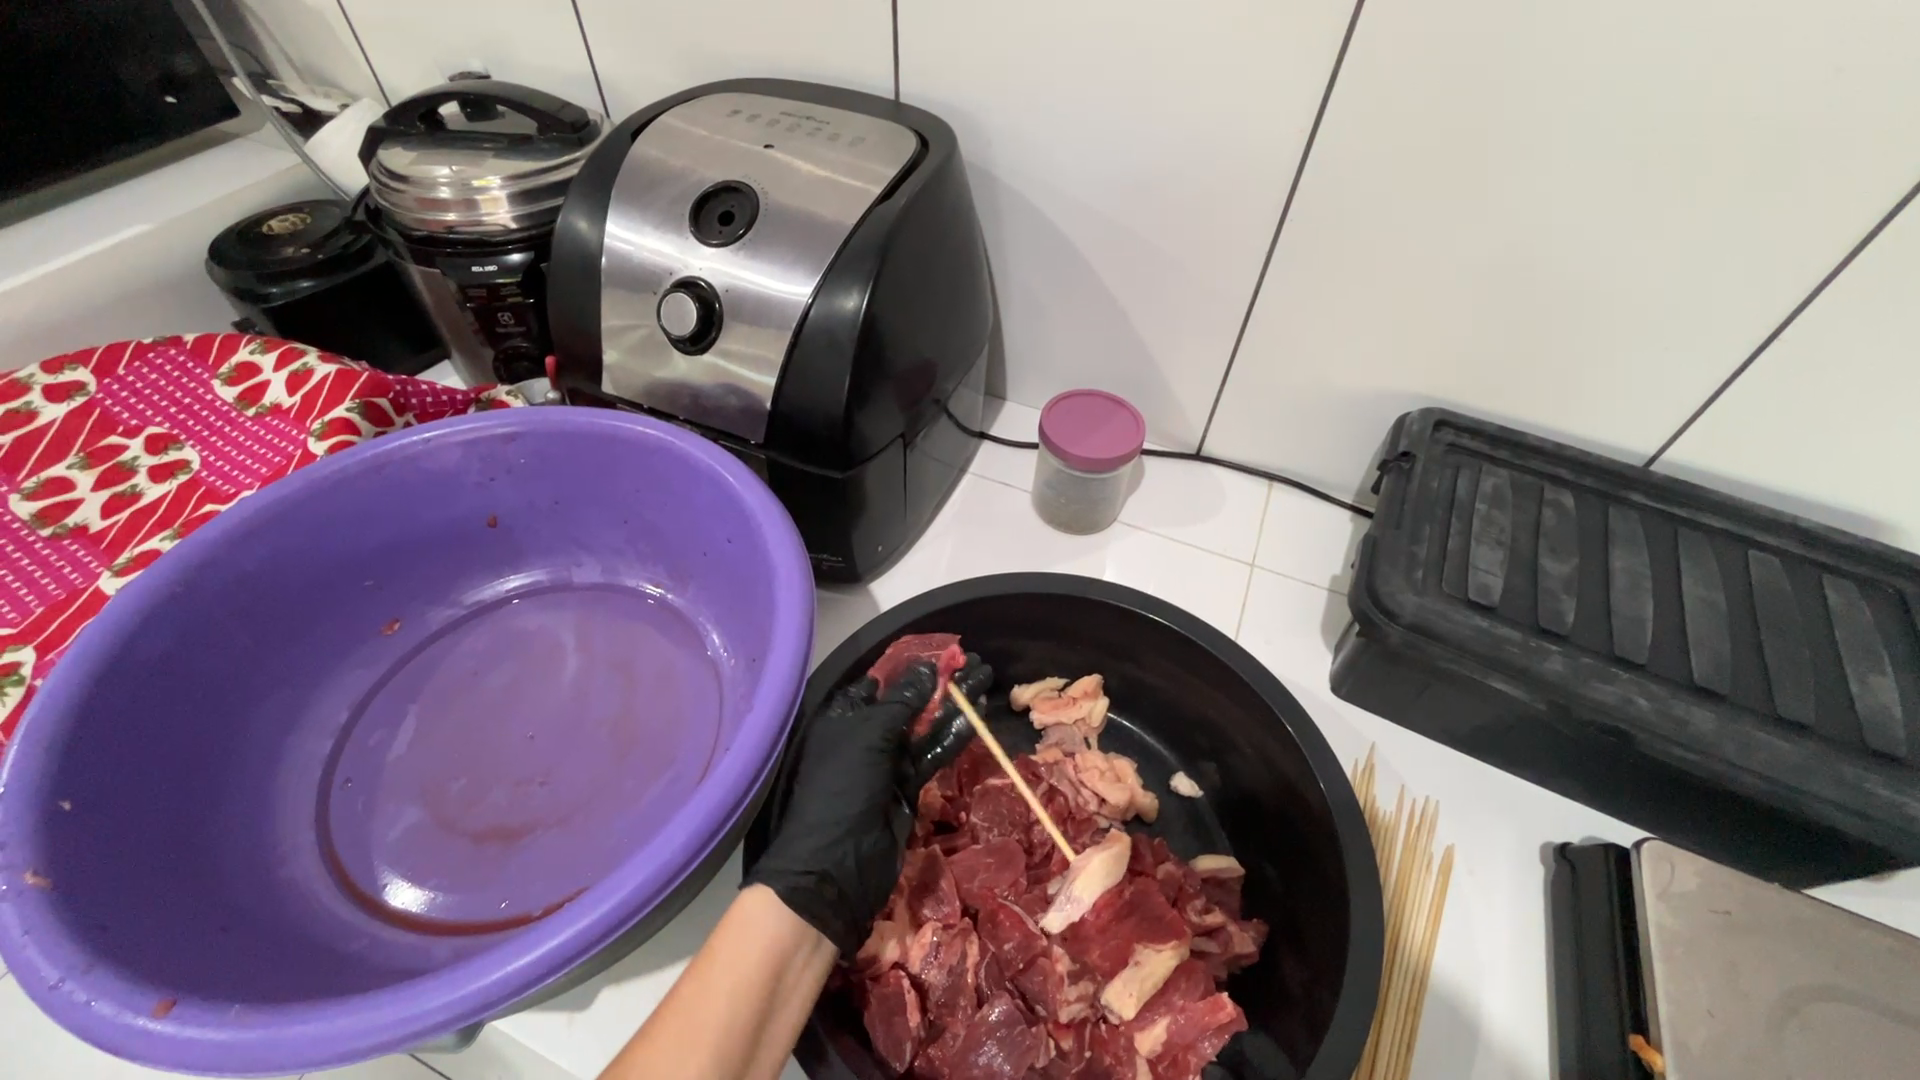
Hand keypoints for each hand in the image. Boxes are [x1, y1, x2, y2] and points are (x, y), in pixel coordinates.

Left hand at [744, 654, 991, 954]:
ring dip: (954, 704)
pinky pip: (933, 753)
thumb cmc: (843, 788)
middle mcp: (865, 734)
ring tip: (985, 677)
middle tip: (972, 660)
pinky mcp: (908, 785)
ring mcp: (887, 761)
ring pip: (925, 725)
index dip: (909, 664)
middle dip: (939, 681)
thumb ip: (902, 702)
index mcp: (844, 716)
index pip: (879, 681)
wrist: (837, 865)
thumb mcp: (870, 736)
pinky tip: (978, 714)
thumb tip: (927, 670)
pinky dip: (954, 735)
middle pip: (907, 701)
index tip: (941, 650)